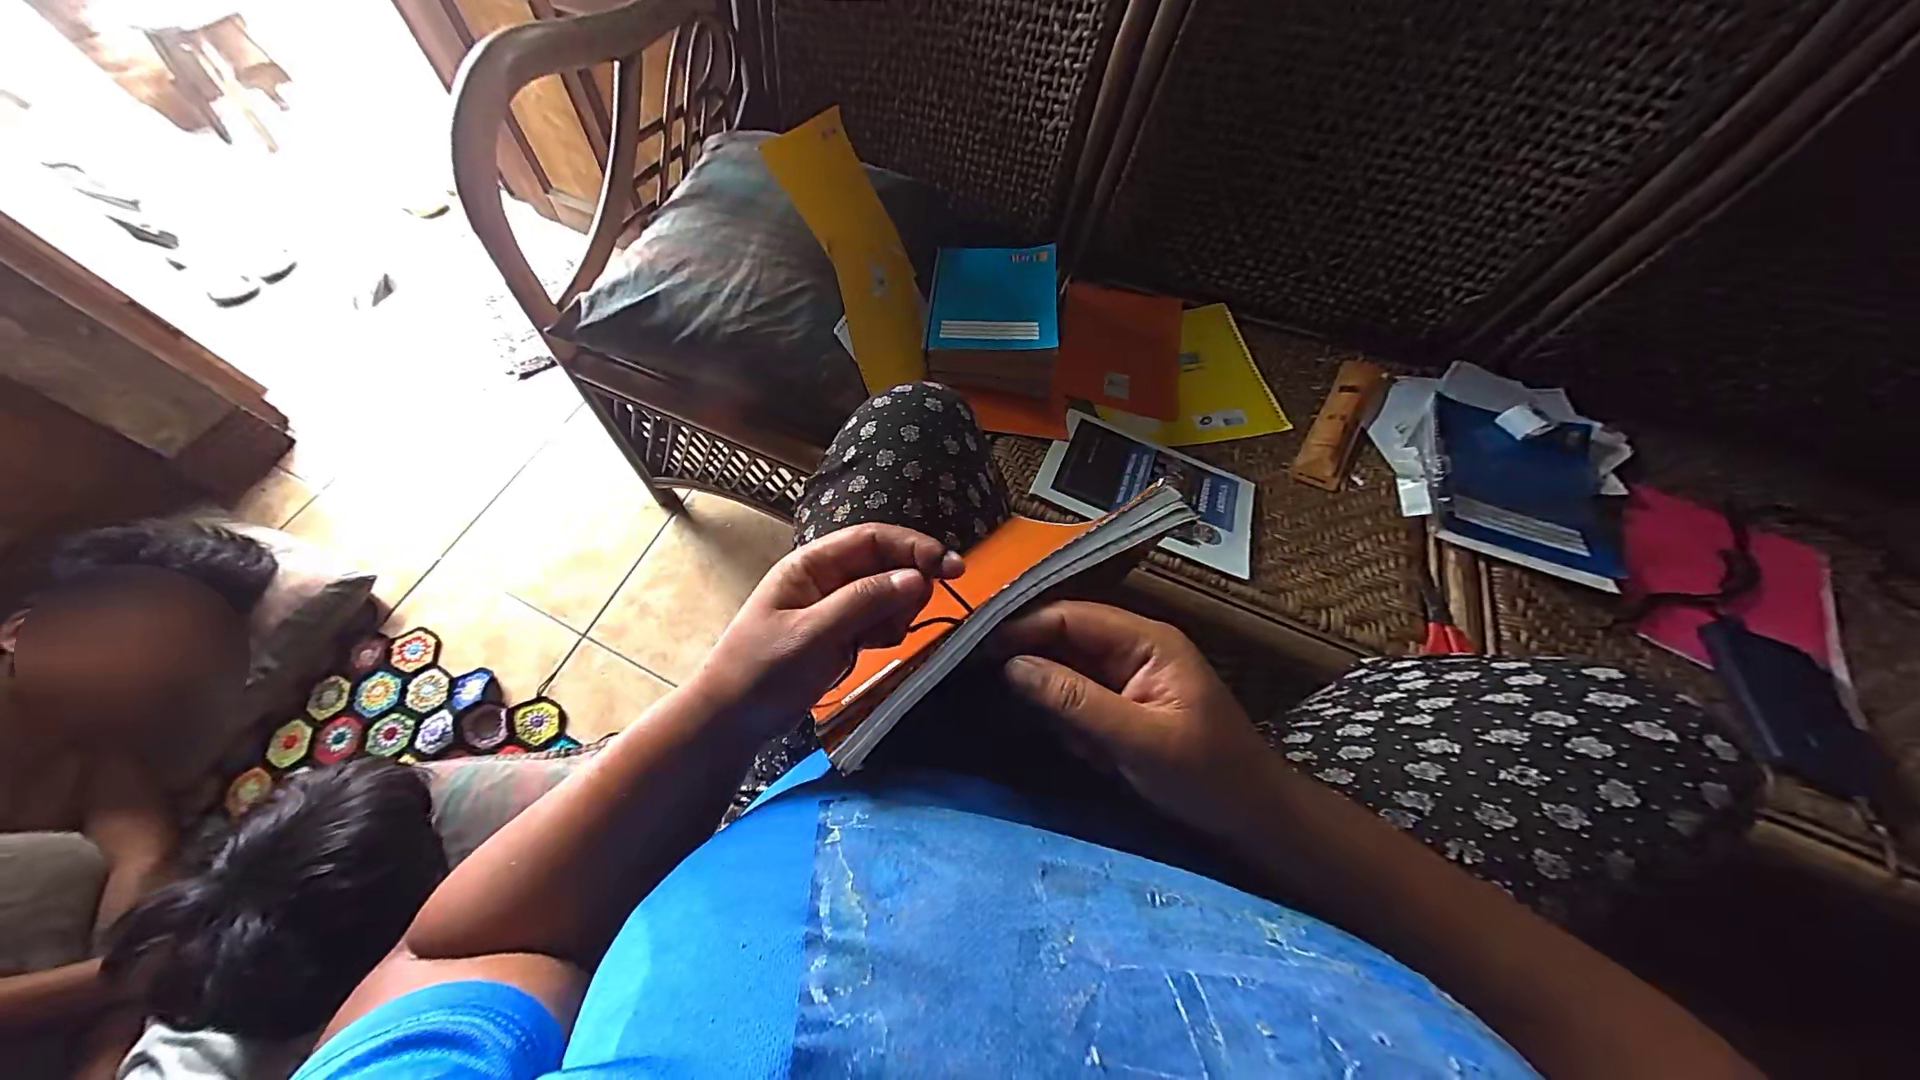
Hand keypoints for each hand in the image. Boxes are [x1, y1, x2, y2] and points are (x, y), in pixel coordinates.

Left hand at [693, 524, 963, 740]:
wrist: (732, 720)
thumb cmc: (760, 670)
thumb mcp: (812, 634)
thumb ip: (864, 602)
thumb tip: (917, 578)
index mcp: (813, 563)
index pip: (874, 539)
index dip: (915, 547)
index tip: (952, 567)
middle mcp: (828, 578)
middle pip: (888, 565)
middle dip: (906, 588)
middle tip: (900, 621)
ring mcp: (837, 606)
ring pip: (890, 595)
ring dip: (896, 615)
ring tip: (872, 642)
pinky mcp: (844, 632)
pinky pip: (882, 621)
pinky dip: (886, 633)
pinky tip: (866, 651)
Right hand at [995, 601, 1274, 832]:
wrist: (1255, 820)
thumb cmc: (1208, 776)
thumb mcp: (1139, 740)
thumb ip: (1075, 700)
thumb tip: (1012, 665)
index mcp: (1146, 641)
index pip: (1070, 617)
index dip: (1023, 628)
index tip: (978, 649)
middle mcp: (1132, 649)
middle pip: (1063, 641)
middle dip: (1040, 675)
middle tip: (1014, 705)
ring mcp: (1127, 678)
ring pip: (1065, 675)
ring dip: (1060, 712)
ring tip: (1088, 749)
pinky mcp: (1122, 706)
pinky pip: (1077, 703)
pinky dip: (1074, 729)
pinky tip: (1096, 758)